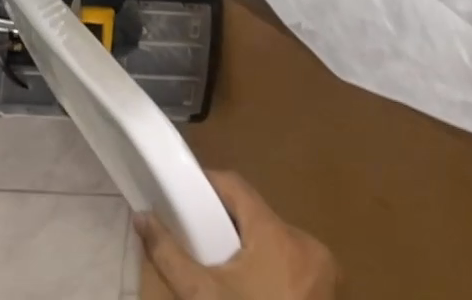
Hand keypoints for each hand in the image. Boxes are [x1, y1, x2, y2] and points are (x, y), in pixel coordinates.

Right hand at [135, 172, 336, 299]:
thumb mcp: (202, 296)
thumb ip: (167, 253)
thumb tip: (141, 217)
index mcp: (278, 237)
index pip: (235, 185)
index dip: (203, 184)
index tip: (178, 196)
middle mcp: (309, 246)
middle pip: (254, 213)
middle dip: (222, 222)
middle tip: (195, 239)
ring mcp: (326, 272)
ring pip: (273, 238)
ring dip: (245, 245)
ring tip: (220, 269)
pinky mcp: (330, 294)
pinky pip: (290, 262)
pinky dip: (266, 265)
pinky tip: (249, 290)